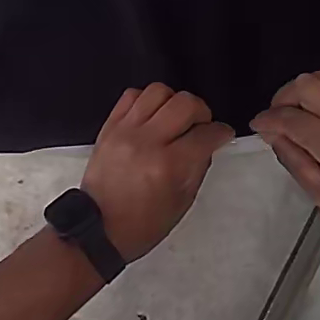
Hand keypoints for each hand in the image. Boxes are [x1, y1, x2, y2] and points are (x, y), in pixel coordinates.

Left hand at [81, 83, 234, 260]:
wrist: (97, 228)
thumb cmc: (141, 223)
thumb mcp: (182, 202)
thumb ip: (198, 166)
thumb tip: (208, 142)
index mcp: (168, 166)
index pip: (205, 134)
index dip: (221, 132)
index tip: (222, 134)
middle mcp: (146, 143)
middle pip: (185, 103)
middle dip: (202, 112)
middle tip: (200, 126)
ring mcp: (125, 131)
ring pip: (159, 91)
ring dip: (174, 102)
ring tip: (175, 119)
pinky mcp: (109, 127)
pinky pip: (132, 95)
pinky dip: (147, 100)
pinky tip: (152, 116)